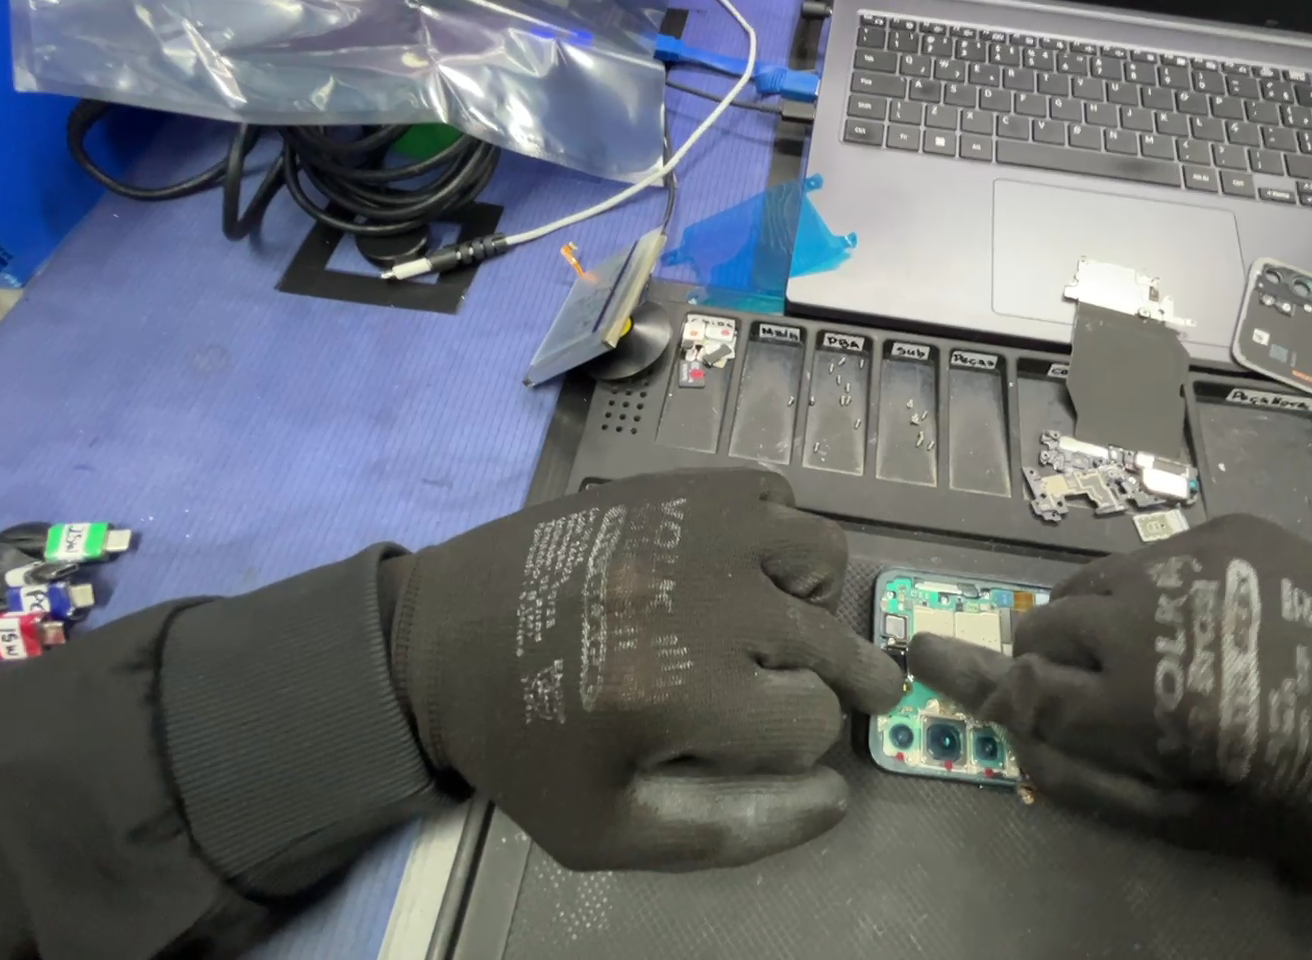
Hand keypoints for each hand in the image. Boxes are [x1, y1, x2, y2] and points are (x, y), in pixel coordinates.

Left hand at [387, 469, 902, 870]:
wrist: (449, 633)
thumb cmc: (527, 740)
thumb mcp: (609, 828)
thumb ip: (734, 828)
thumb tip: (836, 796)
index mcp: (691, 692)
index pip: (813, 721)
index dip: (799, 740)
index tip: (768, 739)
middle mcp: (714, 597)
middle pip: (835, 641)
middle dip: (854, 676)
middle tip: (862, 685)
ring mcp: (705, 525)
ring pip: (823, 553)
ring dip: (813, 596)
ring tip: (779, 616)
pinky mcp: (688, 483)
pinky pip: (776, 495)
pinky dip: (775, 531)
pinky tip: (738, 562)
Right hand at [909, 515, 1311, 954]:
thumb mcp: (1213, 824)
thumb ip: (1100, 788)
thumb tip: (1025, 753)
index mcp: (1150, 702)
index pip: (1021, 683)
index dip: (961, 671)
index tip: (915, 651)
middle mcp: (1153, 613)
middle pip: (1045, 621)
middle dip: (1042, 655)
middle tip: (1077, 687)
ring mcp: (1194, 558)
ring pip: (1092, 581)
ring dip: (1090, 618)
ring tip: (1143, 654)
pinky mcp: (1234, 529)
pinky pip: (1151, 558)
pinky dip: (1148, 591)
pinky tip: (1207, 620)